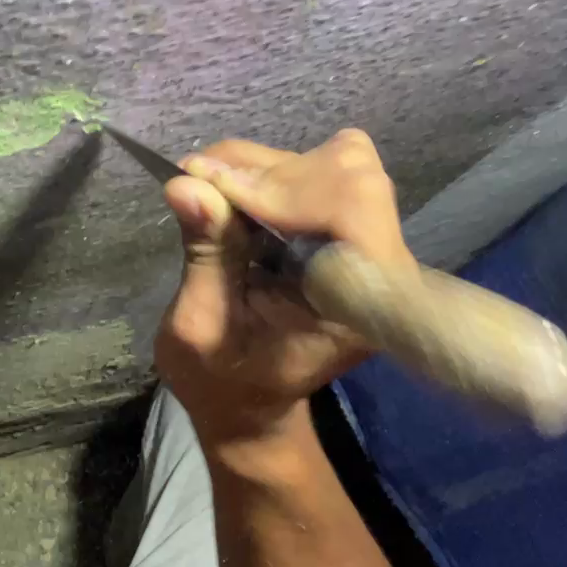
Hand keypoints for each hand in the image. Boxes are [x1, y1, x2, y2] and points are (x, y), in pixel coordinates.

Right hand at [155, 128, 415, 441]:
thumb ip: (205, 255)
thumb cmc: (220, 380)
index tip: (210, 188)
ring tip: (213, 191)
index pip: (348, 205)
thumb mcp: (196, 326)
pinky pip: (327, 176)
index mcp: (355, 303)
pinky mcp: (352, 233)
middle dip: (269, 173)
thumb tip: (186, 183)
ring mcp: (372, 246)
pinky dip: (272, 175)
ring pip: (338, 164)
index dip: (281, 186)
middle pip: (348, 173)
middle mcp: (380, 267)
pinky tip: (235, 198)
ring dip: (267, 170)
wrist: (246, 403)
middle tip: (202, 184)